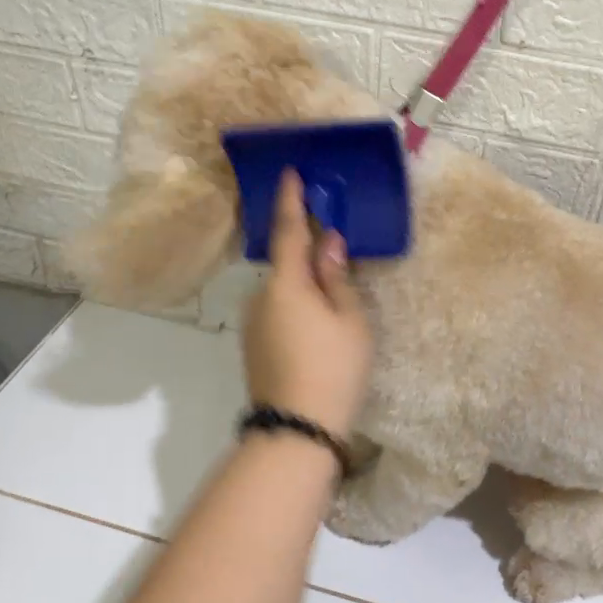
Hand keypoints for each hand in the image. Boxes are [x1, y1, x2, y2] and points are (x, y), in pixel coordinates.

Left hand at [242, 171, 373, 435]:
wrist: (297, 430)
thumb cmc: (333, 368)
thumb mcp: (350, 320)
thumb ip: (337, 276)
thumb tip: (328, 241)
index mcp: (285, 283)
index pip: (288, 230)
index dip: (291, 200)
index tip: (290, 173)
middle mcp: (260, 296)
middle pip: (287, 266)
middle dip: (308, 258)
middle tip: (339, 263)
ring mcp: (252, 324)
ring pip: (283, 293)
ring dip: (304, 291)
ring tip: (335, 316)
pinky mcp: (252, 346)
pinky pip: (277, 314)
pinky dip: (296, 311)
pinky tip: (317, 336)